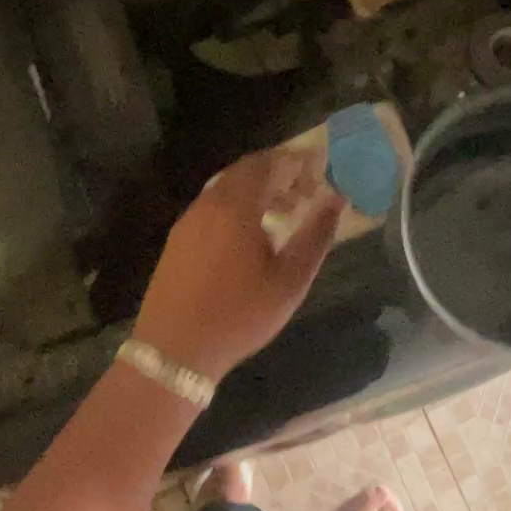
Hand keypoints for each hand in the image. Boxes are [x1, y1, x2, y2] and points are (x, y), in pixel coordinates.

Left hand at [132, 149, 345, 380]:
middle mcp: (208, 204)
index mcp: (236, 207)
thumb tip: (337, 199)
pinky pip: (212, 206)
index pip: (268, 164)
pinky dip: (236, 206)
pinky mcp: (178, 239)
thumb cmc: (239, 315)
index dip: (295, 161)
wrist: (174, 350)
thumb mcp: (289, 281)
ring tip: (282, 214)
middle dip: (277, 172)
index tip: (319, 169)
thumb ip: (316, 235)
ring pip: (226, 188)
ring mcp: (189, 221)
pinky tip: (250, 235)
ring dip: (256, 190)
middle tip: (304, 189)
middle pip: (245, 171)